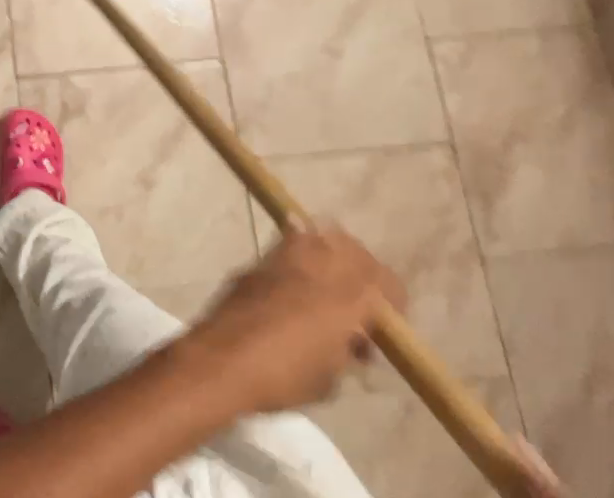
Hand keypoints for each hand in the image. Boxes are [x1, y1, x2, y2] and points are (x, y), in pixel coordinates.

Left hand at [178, 224, 407, 414]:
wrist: (220, 360)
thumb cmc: (281, 377)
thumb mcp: (329, 377)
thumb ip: (345, 351)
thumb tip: (351, 341)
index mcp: (348, 300)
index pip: (385, 283)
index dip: (392, 299)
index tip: (387, 319)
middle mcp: (319, 269)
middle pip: (353, 249)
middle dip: (363, 268)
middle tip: (361, 294)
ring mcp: (284, 259)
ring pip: (320, 235)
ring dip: (331, 251)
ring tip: (329, 279)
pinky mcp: (256, 262)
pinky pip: (288, 244)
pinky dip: (299, 251)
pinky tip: (296, 276)